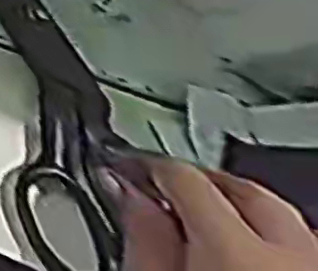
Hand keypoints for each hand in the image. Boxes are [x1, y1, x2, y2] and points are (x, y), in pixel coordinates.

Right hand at [122, 159, 317, 270]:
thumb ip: (143, 236)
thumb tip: (128, 192)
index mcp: (238, 253)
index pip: (181, 175)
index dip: (146, 165)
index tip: (127, 169)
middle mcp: (299, 261)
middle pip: (249, 193)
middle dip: (205, 181)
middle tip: (168, 184)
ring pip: (294, 224)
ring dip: (250, 215)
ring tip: (217, 223)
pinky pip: (314, 248)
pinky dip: (287, 246)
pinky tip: (263, 254)